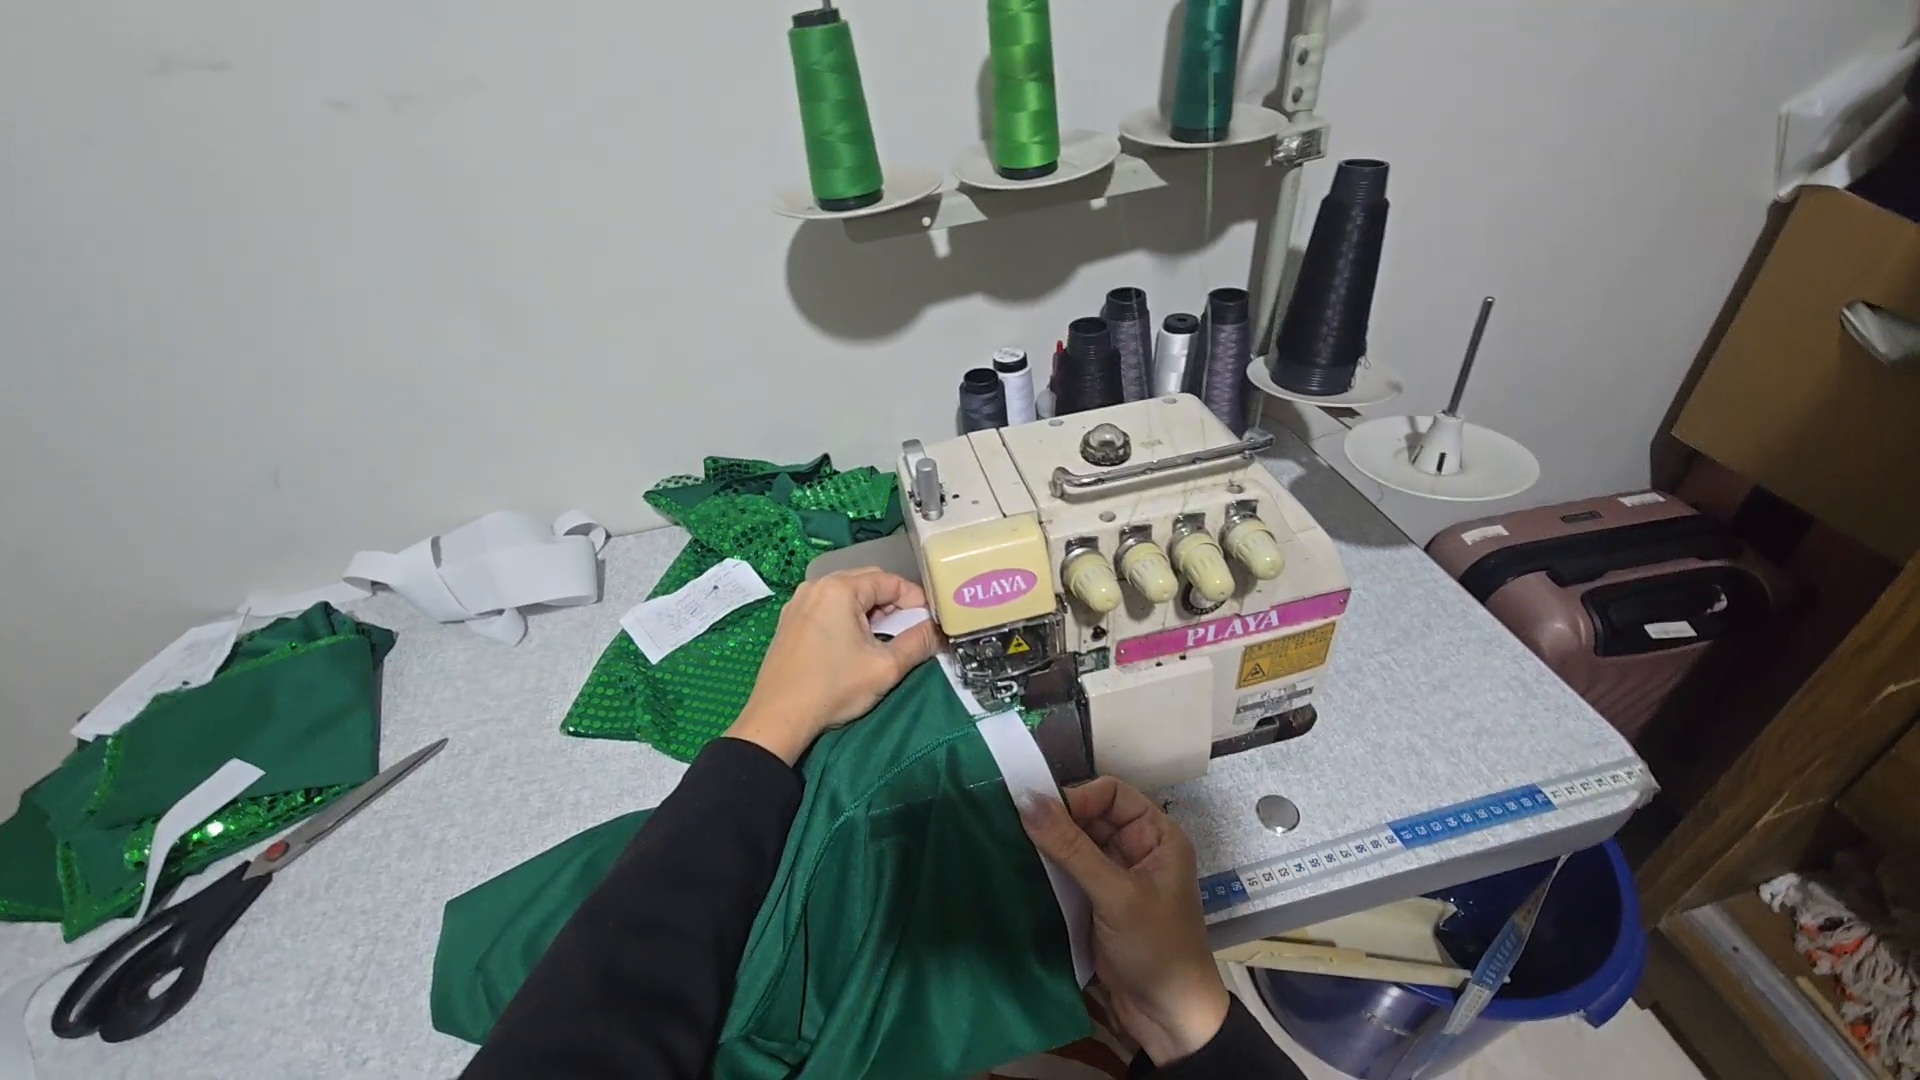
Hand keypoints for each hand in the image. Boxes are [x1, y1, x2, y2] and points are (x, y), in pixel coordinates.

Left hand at [726, 568, 940, 764]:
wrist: (778, 718)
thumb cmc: (833, 688)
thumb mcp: (885, 667)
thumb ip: (918, 643)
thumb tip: (939, 630)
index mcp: (839, 589)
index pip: (890, 581)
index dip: (916, 599)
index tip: (930, 620)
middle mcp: (816, 586)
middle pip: (867, 582)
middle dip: (894, 604)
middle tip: (911, 629)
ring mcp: (799, 603)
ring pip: (847, 595)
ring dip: (871, 612)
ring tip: (886, 638)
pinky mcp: (790, 621)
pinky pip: (828, 607)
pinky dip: (849, 618)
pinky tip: (856, 644)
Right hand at [1019, 778, 1230, 1066]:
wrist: (1169, 1023)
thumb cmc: (1156, 950)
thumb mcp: (1115, 895)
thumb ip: (1071, 848)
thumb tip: (1026, 799)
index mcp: (1156, 835)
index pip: (1110, 794)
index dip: (1078, 800)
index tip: (1043, 818)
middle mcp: (1137, 848)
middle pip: (1089, 815)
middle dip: (1058, 822)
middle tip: (1018, 830)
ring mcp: (1116, 875)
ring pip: (1075, 843)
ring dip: (1049, 846)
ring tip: (1014, 847)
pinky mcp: (1097, 901)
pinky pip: (1069, 871)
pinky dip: (1049, 870)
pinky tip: (1024, 870)